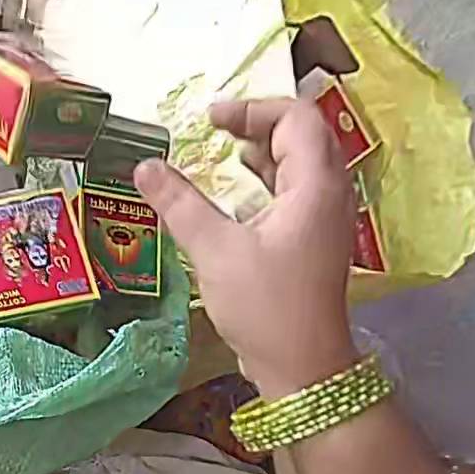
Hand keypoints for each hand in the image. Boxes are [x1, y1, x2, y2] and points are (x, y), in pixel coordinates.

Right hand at [133, 98, 359, 398]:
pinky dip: (265, 190)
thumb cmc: (263, 306)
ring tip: (223, 164)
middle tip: (215, 136)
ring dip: (262, 159)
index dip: (250, 108)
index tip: (209, 119)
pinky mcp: (313, 246)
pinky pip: (293, 199)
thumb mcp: (215, 251)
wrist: (300, 365)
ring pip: (298, 169)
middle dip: (256, 129)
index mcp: (315, 183)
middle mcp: (329, 194)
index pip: (293, 116)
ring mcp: (324, 222)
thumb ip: (180, 205)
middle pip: (301, 137)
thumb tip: (145, 167)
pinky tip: (236, 207)